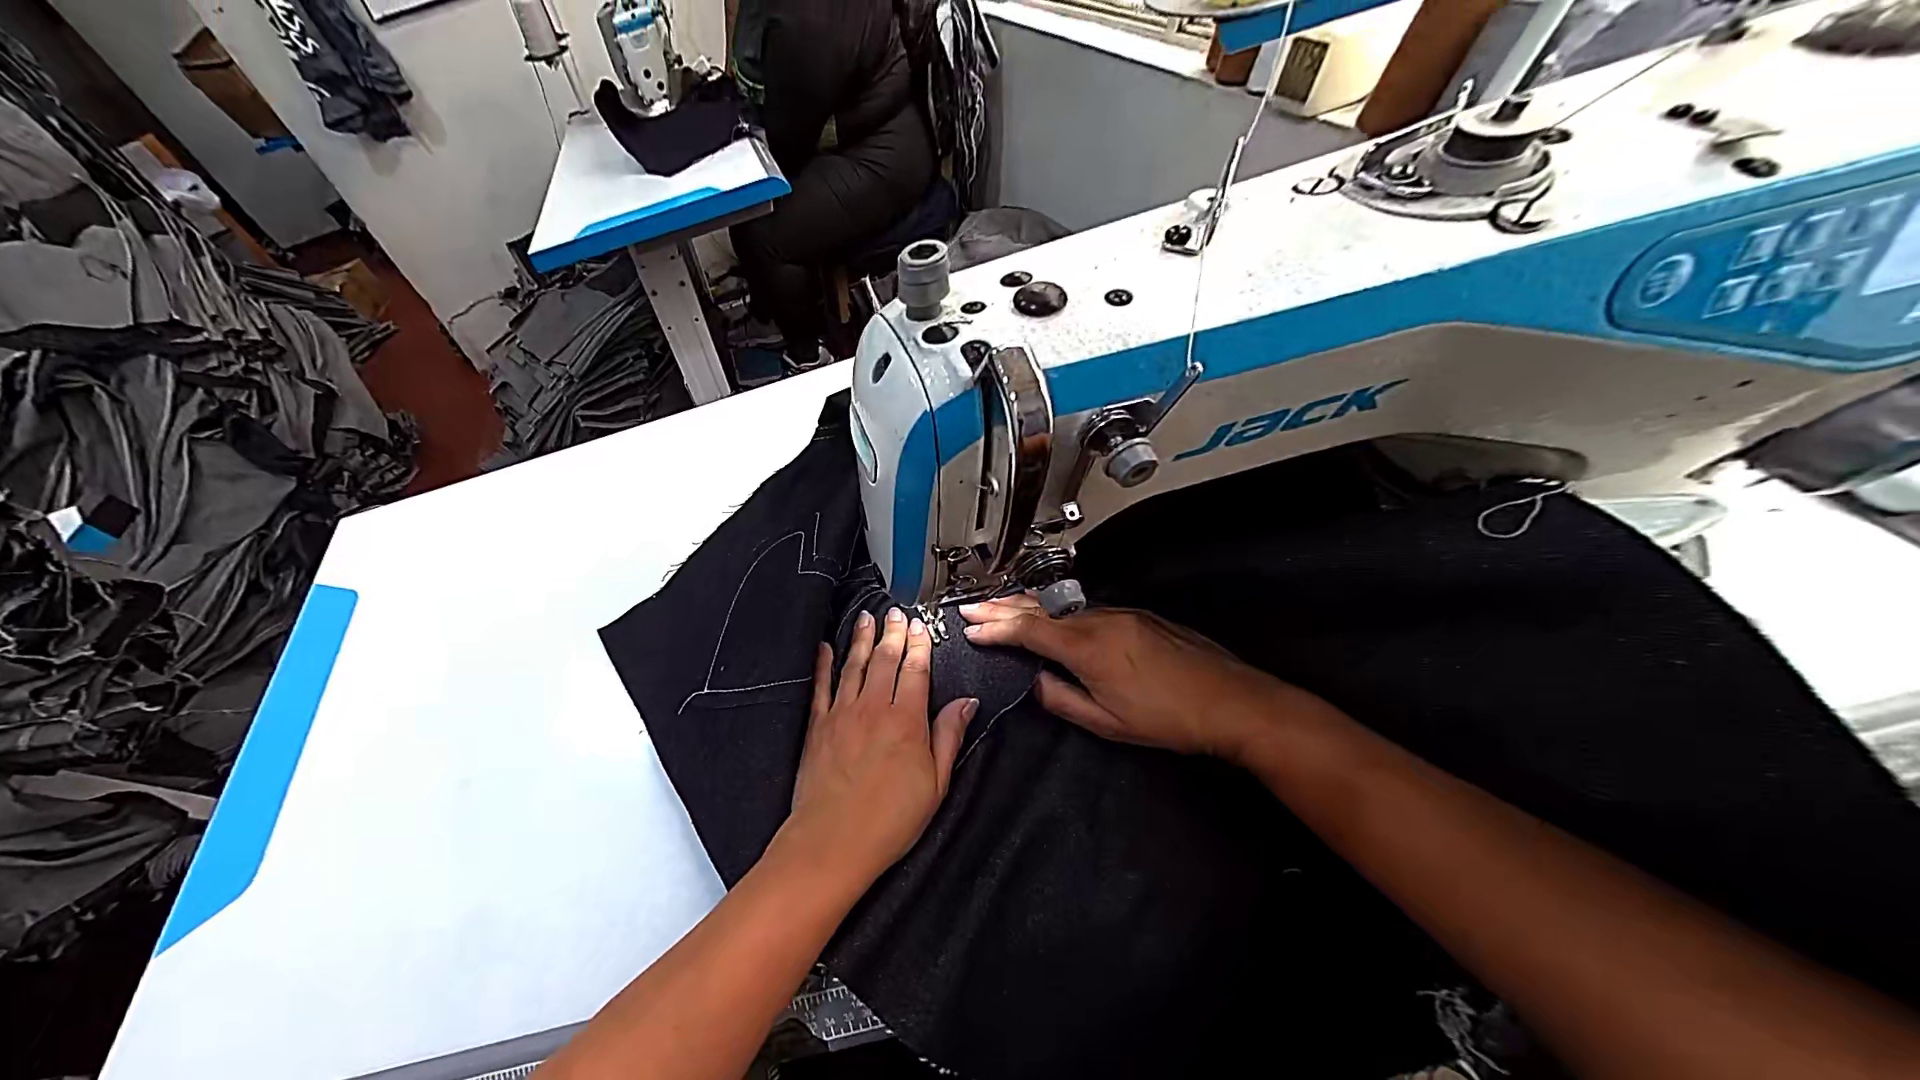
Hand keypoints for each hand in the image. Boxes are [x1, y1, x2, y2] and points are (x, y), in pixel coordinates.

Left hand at [780, 607, 976, 885]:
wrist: (832, 842)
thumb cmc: (888, 821)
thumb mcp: (935, 784)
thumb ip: (949, 737)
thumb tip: (966, 704)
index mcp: (907, 722)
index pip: (916, 671)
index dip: (920, 646)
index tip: (921, 628)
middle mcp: (874, 710)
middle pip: (886, 660)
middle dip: (894, 633)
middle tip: (897, 613)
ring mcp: (843, 715)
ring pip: (854, 665)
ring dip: (862, 639)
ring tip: (867, 618)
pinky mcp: (818, 727)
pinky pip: (821, 686)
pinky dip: (823, 664)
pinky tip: (825, 647)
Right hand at [960, 594, 1318, 765]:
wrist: (1232, 701)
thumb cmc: (1174, 717)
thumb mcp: (1108, 722)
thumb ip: (1062, 699)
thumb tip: (1037, 683)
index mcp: (1089, 648)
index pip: (1028, 631)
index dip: (996, 629)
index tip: (973, 629)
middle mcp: (1102, 622)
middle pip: (1040, 609)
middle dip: (1002, 608)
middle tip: (974, 608)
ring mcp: (1121, 614)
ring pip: (1062, 605)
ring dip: (1027, 605)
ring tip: (1000, 605)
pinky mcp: (1136, 616)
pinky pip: (1085, 607)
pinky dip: (1057, 609)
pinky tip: (1049, 613)